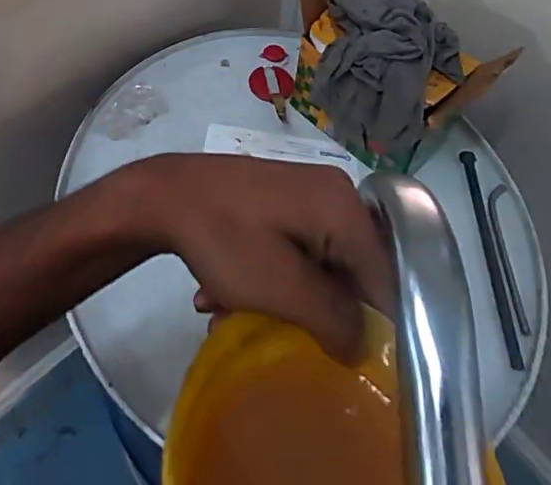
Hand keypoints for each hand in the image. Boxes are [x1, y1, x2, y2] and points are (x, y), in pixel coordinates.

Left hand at [117, 153, 392, 361]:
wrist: (165, 192)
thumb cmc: (226, 238)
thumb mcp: (282, 289)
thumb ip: (335, 320)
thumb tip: (365, 347)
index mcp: (346, 209)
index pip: (385, 278)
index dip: (373, 325)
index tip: (344, 357)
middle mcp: (335, 194)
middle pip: (349, 272)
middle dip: (315, 311)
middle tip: (277, 334)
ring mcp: (306, 194)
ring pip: (315, 264)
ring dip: (281, 298)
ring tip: (231, 314)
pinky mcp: (280, 200)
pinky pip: (291, 248)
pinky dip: (267, 276)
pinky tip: (223, 294)